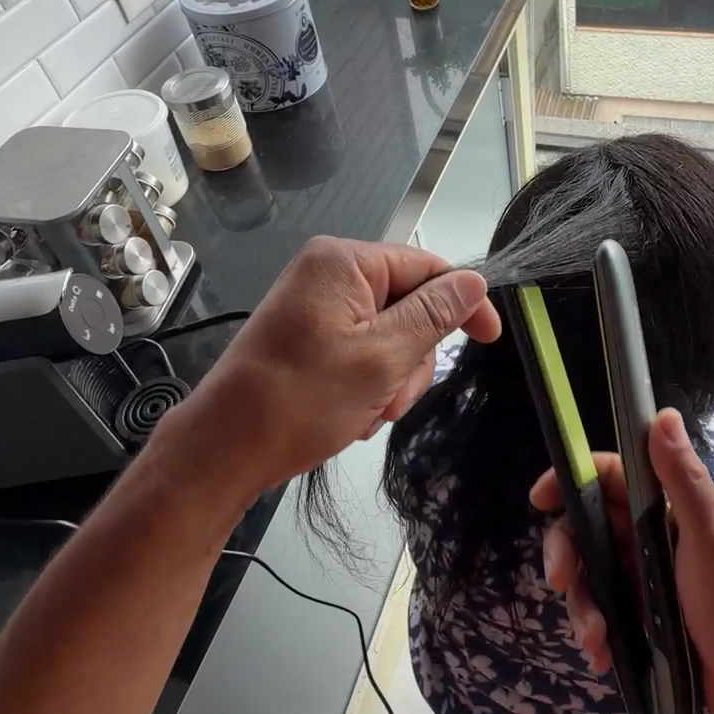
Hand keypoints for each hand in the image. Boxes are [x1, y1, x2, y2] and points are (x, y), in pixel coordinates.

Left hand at [169, 237, 501, 489]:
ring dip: (392, 380)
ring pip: (392, 336)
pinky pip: (364, 352)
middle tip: (392, 398)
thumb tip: (475, 281)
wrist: (224, 451)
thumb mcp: (381, 358)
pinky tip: (352, 414)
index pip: (428, 267)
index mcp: (345, 262)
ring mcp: (318, 307)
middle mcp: (330, 274)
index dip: (463, 303)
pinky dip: (369, 385)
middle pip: (410, 306)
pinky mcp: (311, 337)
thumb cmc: (301, 400)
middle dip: (412, 359)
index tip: (489, 341)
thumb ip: (433, 315)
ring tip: (367, 413)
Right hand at [531, 410, 713, 713]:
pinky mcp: (645, 621)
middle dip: (567, 551)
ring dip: (582, 604)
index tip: (540, 498)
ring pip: (592, 575)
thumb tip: (663, 413)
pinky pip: (604, 614)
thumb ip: (683, 479)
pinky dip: (596, 633)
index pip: (610, 478)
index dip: (573, 480)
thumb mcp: (711, 538)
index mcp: (668, 511)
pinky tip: (601, 655)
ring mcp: (647, 581)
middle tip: (558, 579)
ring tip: (593, 639)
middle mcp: (653, 539)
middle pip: (589, 528)